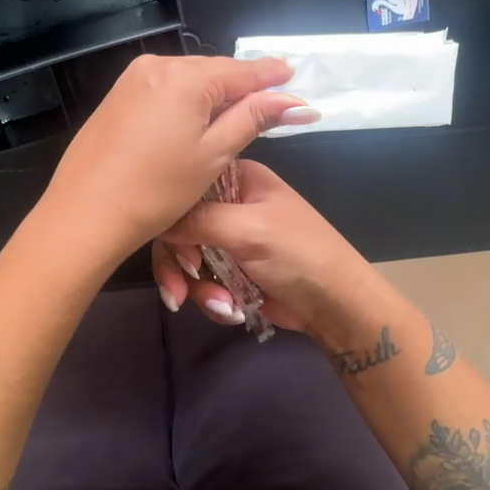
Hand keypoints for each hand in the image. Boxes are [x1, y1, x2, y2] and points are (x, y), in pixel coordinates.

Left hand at [33, 55, 315, 263]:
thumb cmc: (158, 189)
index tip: (292, 72)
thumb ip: (251, 118)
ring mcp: (131, 80)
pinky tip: (193, 119)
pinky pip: (162, 90)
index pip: (240, 70)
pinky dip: (183, 100)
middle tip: (269, 97)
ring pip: (186, 80)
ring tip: (235, 111)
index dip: (269, 74)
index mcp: (185, 77)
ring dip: (211, 93)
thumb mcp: (213, 154)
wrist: (86, 213)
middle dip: (239, 84)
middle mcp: (156, 66)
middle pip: (212, 71)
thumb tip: (289, 98)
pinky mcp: (116, 97)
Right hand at [152, 161, 392, 338]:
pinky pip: (200, 281)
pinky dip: (210, 298)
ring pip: (186, 259)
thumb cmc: (298, 254)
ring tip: (222, 306)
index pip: (185, 188)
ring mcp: (229, 239)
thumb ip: (197, 220)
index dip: (172, 219)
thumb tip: (154, 219)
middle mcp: (229, 204)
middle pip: (178, 228)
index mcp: (238, 179)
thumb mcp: (248, 229)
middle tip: (180, 293)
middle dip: (179, 265)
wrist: (335, 304)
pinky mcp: (230, 270)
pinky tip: (230, 310)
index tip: (182, 251)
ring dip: (197, 288)